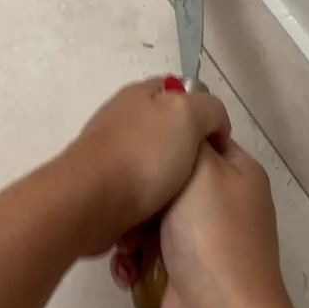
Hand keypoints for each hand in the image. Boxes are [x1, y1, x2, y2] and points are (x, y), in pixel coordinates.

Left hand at [55, 77, 229, 255]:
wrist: (91, 201)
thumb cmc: (143, 154)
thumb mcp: (187, 115)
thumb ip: (209, 109)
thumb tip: (214, 125)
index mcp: (139, 95)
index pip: (178, 91)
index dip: (203, 111)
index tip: (216, 141)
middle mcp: (122, 119)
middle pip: (167, 132)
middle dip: (187, 154)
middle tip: (204, 175)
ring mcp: (110, 153)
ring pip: (154, 166)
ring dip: (169, 184)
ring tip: (184, 201)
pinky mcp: (103, 185)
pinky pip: (137, 193)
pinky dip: (149, 204)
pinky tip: (160, 216)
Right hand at [125, 135, 293, 307]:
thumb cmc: (211, 232)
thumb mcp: (202, 167)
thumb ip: (188, 137)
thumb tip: (185, 121)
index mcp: (237, 172)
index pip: (198, 137)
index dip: (166, 136)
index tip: (132, 143)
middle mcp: (222, 203)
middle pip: (166, 179)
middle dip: (139, 192)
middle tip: (122, 199)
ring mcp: (202, 241)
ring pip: (150, 216)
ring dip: (131, 231)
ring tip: (125, 243)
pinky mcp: (181, 272)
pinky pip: (148, 251)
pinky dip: (135, 259)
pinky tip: (128, 269)